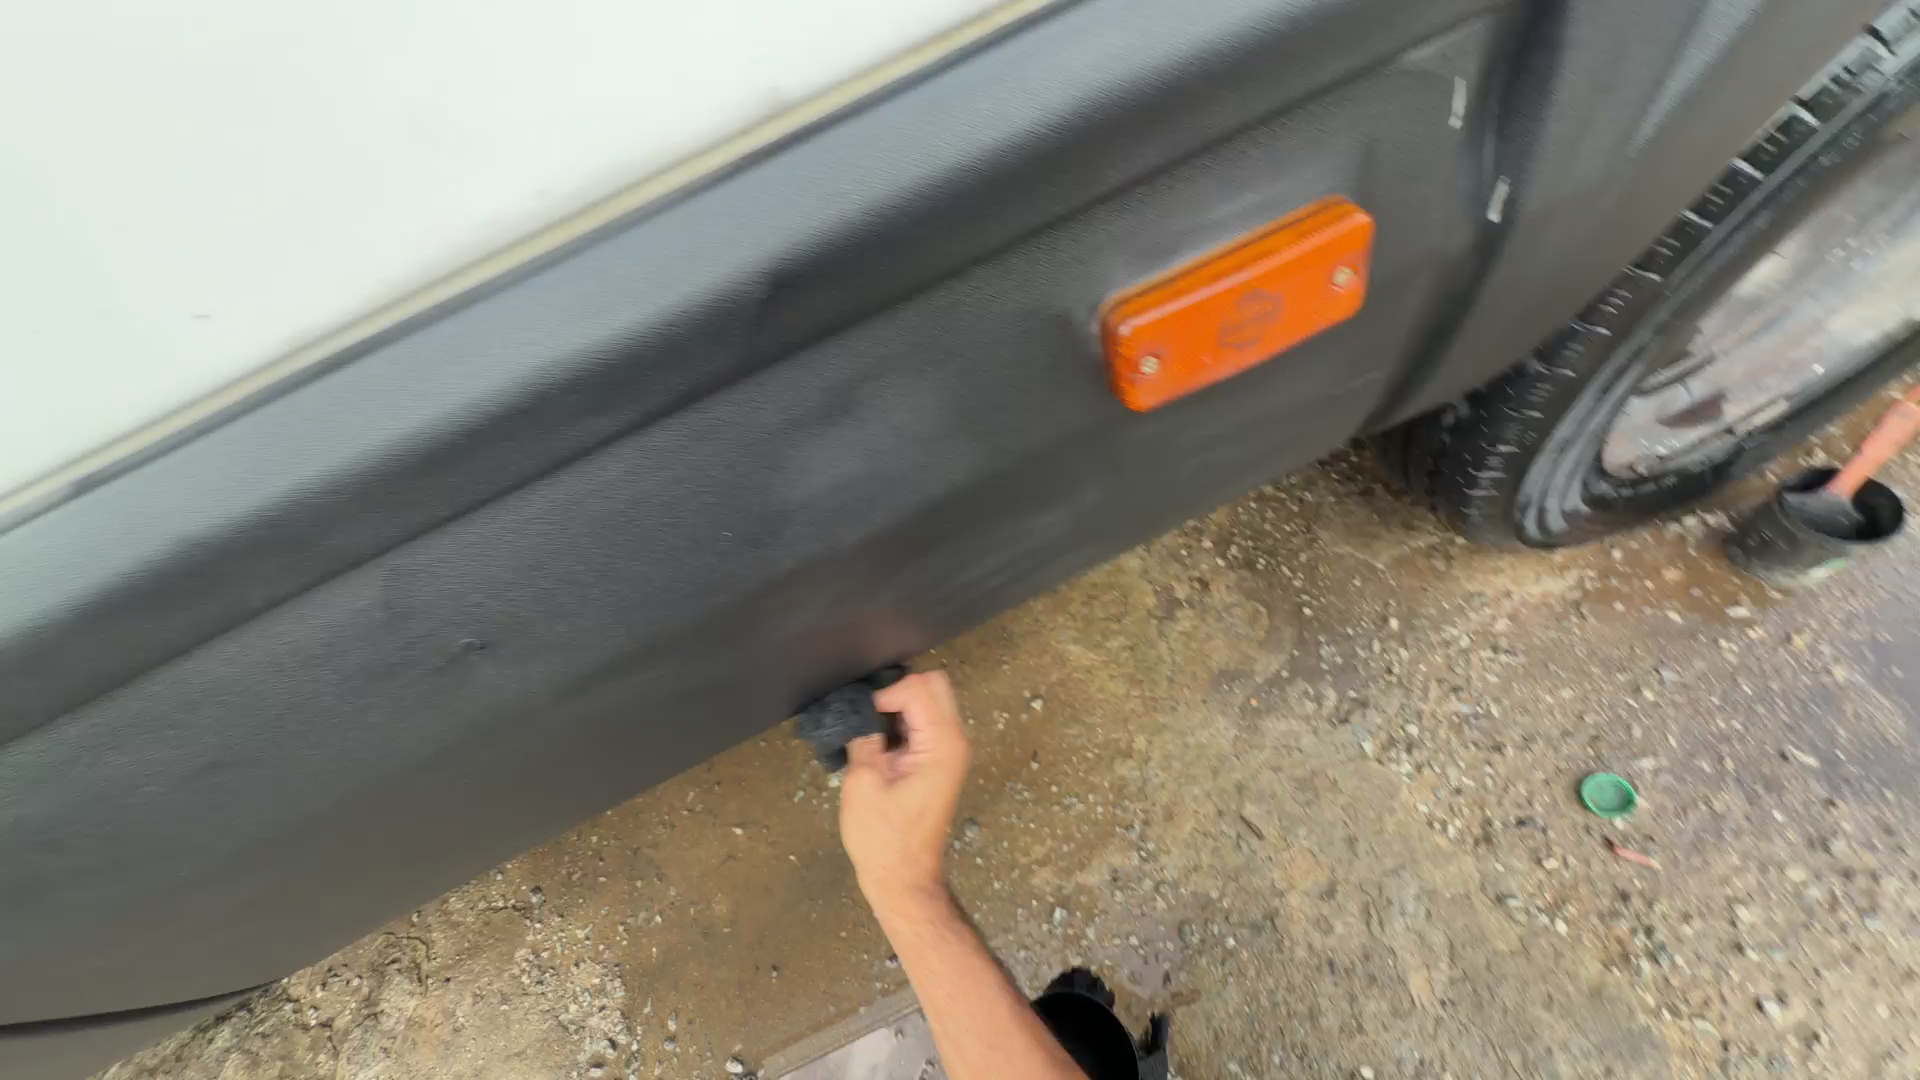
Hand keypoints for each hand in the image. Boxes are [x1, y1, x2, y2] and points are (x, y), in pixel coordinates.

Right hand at [838, 671, 971, 915]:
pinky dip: (904, 720)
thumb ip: (865, 735)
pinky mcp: (942, 760)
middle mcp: (956, 741)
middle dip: (898, 692)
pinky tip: (881, 741)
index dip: (886, 695)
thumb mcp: (864, 782)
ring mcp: (952, 750)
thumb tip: (860, 709)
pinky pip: (927, 721)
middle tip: (869, 718)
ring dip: (901, 706)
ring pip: (932, 699)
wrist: (904, 879)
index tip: (862, 719)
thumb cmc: (883, 838)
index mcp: (942, 744)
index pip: (919, 688)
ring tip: (871, 730)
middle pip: (934, 684)